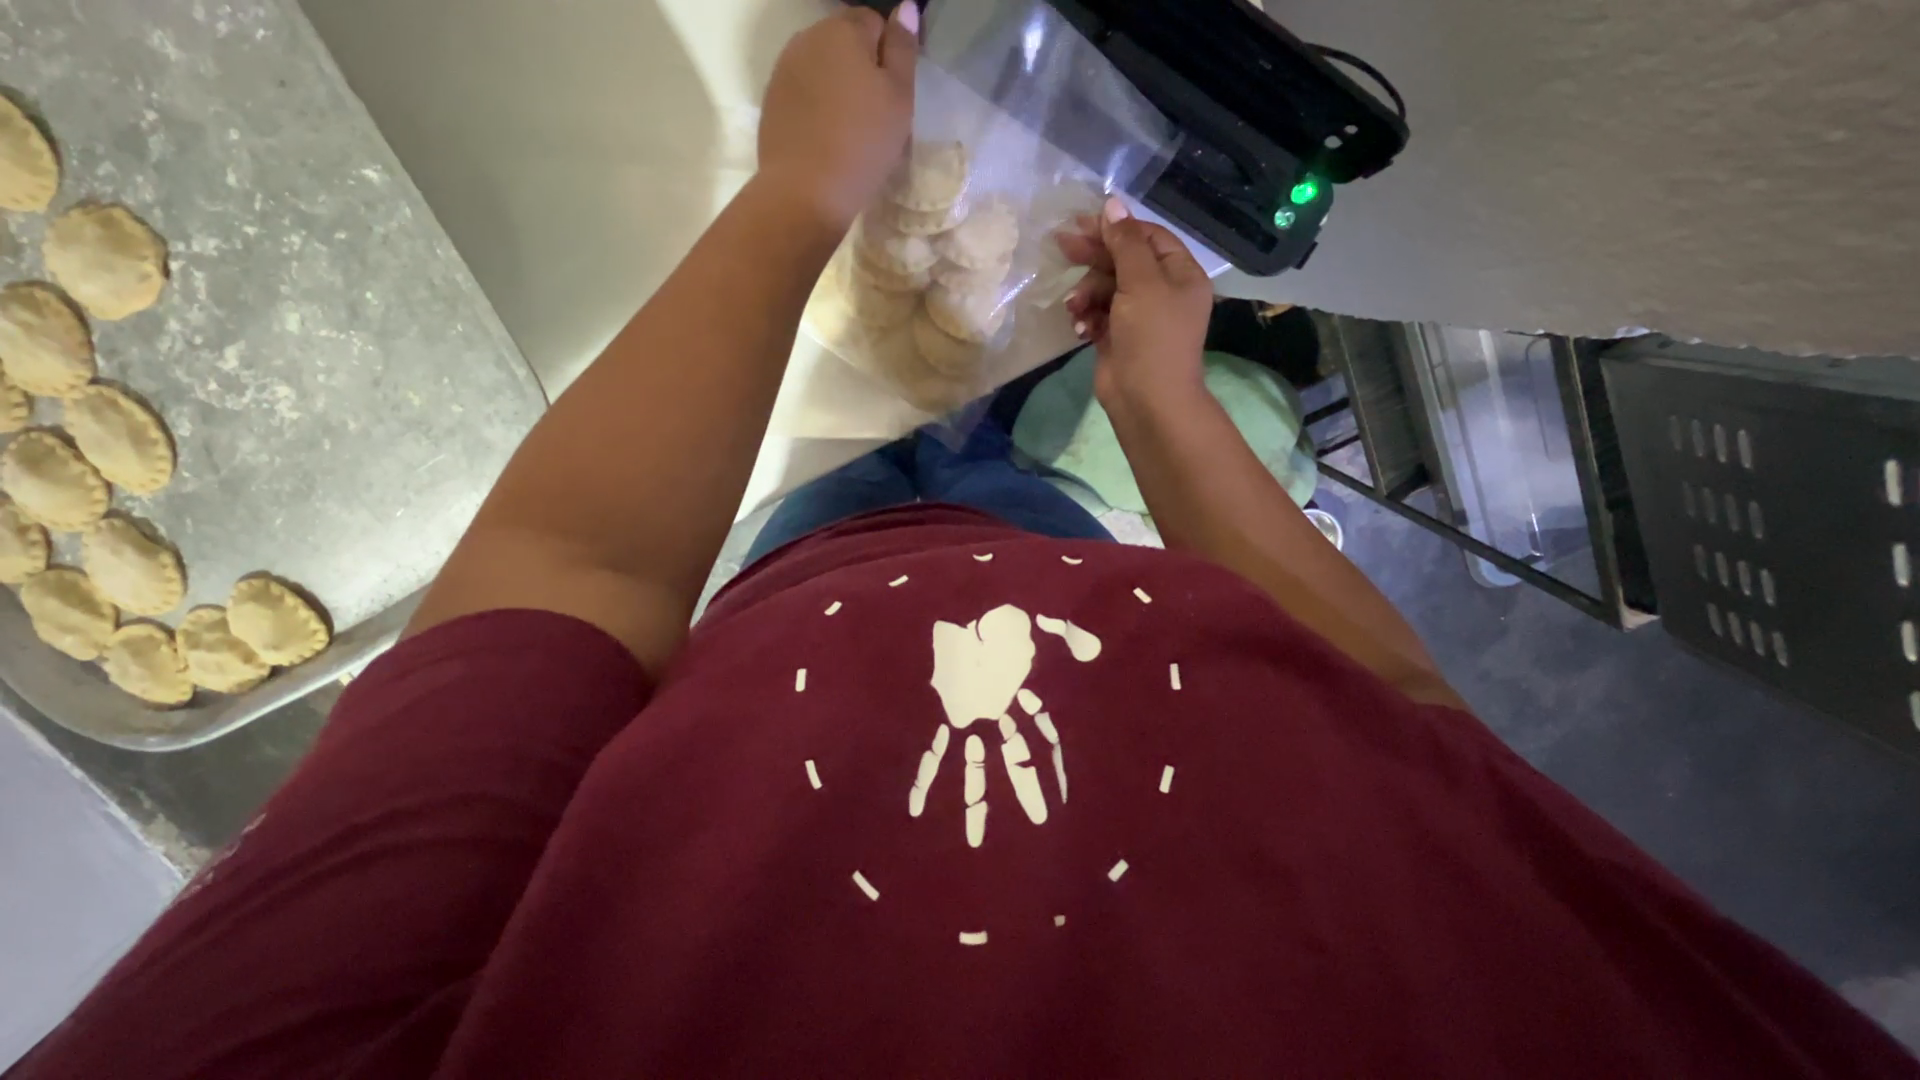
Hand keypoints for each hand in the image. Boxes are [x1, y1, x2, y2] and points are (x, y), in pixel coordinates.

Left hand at [759, 3, 918, 228]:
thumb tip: (906, 8)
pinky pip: (803, 90)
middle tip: (873, 113)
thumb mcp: (899, 96)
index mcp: (843, 30)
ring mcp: (785, 68)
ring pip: (821, 65)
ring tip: (848, 126)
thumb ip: (903, 48)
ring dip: (836, 84)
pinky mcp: (773, 99)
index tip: (892, 92)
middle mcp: (808, 38)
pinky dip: (816, 104)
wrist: (806, 190)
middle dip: (859, 66)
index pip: (874, 22)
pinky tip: (824, 135)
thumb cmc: (863, 143)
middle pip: (843, 41)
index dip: (888, 55)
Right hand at [1058, 198, 1214, 405]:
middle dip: (1094, 256)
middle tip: (1061, 245)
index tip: (1083, 222)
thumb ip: (1125, 242)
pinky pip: (1097, 314)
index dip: (1116, 227)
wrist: (1148, 401)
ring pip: (1106, 287)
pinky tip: (1079, 326)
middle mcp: (1162, 292)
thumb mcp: (1142, 282)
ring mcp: (1139, 317)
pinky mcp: (1117, 338)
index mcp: (1180, 274)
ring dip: (1086, 292)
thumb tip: (1113, 203)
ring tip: (1075, 307)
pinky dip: (1086, 316)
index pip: (1148, 237)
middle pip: (1124, 260)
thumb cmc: (1152, 337)